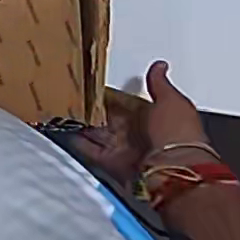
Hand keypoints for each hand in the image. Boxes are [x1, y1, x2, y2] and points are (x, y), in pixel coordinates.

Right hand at [71, 60, 211, 180]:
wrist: (176, 172)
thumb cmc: (179, 136)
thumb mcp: (173, 102)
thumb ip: (160, 84)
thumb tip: (160, 67)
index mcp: (149, 117)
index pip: (121, 100)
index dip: (104, 92)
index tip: (87, 82)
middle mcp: (135, 133)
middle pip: (105, 116)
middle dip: (89, 107)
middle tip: (69, 94)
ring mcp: (123, 149)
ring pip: (95, 131)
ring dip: (80, 123)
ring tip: (61, 109)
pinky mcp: (112, 163)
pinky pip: (88, 150)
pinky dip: (75, 142)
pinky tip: (63, 130)